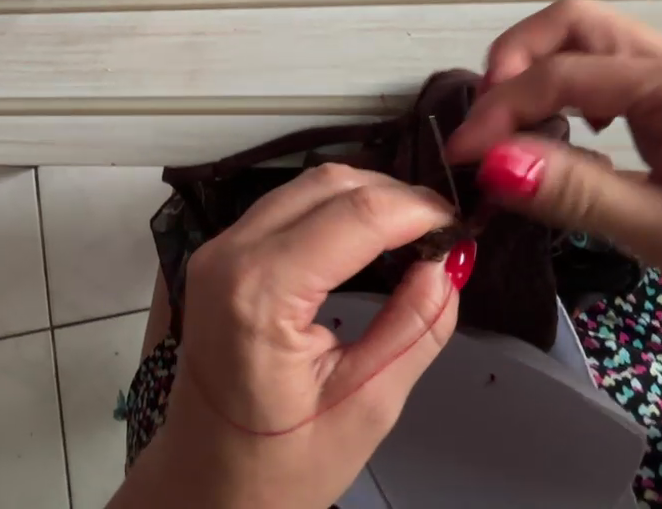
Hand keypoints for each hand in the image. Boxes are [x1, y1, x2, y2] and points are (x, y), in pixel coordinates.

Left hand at [119, 165, 467, 508]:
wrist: (201, 483)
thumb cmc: (279, 464)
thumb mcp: (366, 407)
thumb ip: (414, 329)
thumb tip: (448, 264)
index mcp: (262, 292)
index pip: (355, 216)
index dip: (416, 210)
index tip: (459, 226)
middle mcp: (231, 253)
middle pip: (329, 184)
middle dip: (394, 195)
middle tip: (441, 231)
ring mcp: (218, 247)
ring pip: (307, 184)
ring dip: (365, 194)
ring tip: (413, 231)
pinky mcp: (220, 252)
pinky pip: (287, 203)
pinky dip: (335, 206)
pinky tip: (368, 233)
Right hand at [446, 0, 661, 355]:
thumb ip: (581, 194)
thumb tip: (491, 164)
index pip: (564, 73)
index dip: (501, 109)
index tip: (462, 158)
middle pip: (574, 23)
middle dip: (515, 61)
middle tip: (487, 127)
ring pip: (586, 44)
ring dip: (537, 75)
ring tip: (515, 137)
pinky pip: (604, 77)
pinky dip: (564, 95)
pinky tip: (566, 141)